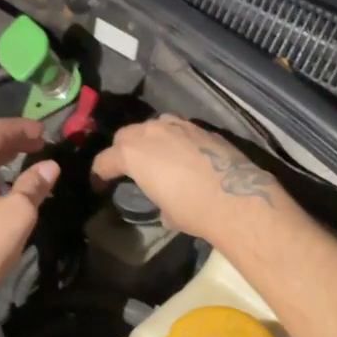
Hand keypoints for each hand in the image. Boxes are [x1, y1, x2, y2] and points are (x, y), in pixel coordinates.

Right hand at [91, 116, 292, 244]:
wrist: (237, 197)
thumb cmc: (193, 210)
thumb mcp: (164, 211)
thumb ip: (154, 196)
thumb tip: (162, 198)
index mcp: (132, 153)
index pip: (105, 160)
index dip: (100, 174)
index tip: (101, 184)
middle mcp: (151, 132)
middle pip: (126, 136)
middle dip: (122, 150)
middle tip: (127, 168)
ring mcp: (179, 125)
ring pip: (153, 126)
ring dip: (148, 139)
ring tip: (155, 157)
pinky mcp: (202, 128)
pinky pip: (178, 129)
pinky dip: (174, 139)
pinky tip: (183, 155)